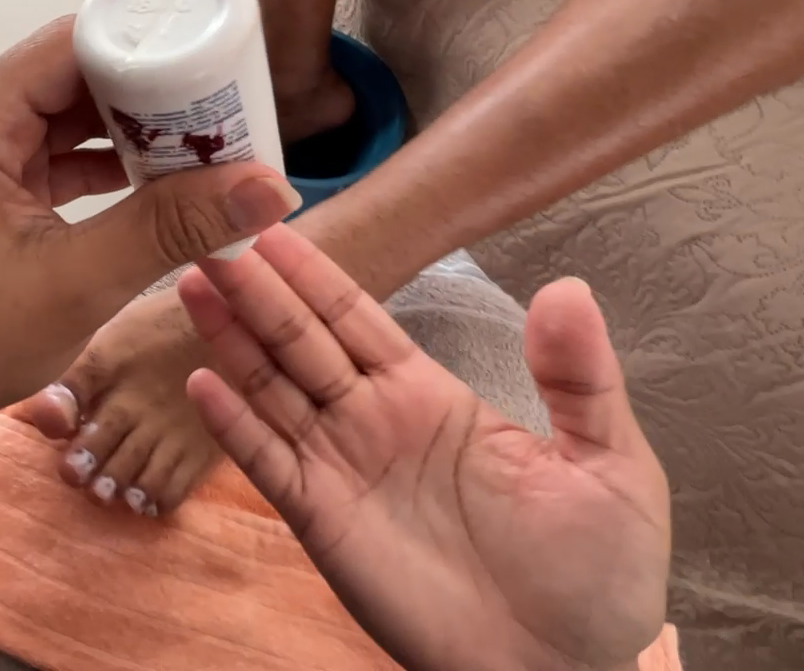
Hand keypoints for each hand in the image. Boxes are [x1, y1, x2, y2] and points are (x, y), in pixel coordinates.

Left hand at [0, 18, 299, 471]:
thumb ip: (171, 228)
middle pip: (72, 76)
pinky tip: (165, 182)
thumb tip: (271, 188)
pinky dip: (110, 166)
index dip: (145, 48)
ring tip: (210, 145)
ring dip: (134, 132)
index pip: (68, 47)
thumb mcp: (77, 283)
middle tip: (226, 111)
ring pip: (70, 115)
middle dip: (150, 94)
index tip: (215, 62)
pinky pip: (59, 154)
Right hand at [181, 225, 669, 670]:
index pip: (353, 315)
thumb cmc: (589, 574)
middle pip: (298, 338)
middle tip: (212, 244)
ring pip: (269, 384)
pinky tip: (201, 384)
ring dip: (229, 337)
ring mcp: (334, 461)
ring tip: (194, 288)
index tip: (272, 229)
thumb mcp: (610, 468)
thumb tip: (568, 286)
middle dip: (256, 291)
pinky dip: (231, 423)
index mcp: (421, 389)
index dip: (311, 273)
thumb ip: (580, 378)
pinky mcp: (315, 514)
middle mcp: (364, 413)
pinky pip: (264, 459)